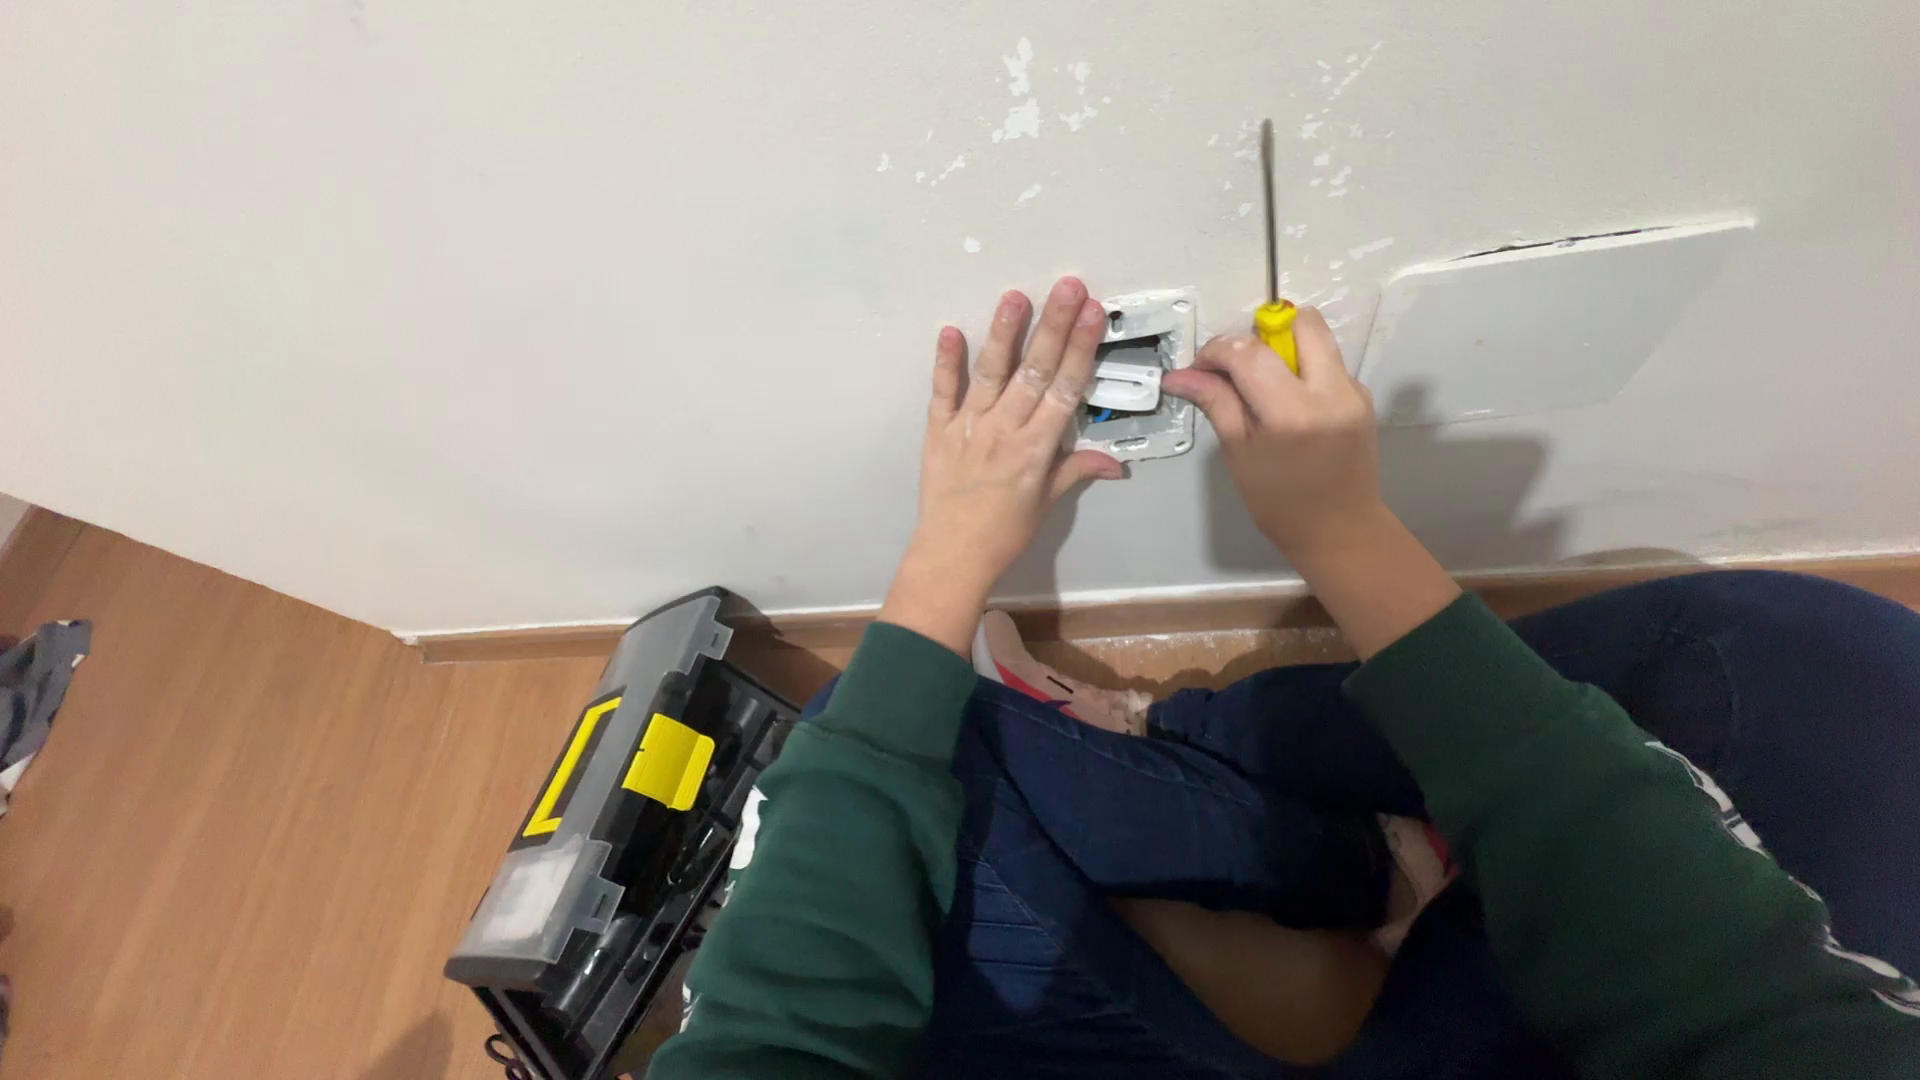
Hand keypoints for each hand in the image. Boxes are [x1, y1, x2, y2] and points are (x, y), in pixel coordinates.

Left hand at [879, 277, 1123, 652]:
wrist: (952, 555)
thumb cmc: (1003, 533)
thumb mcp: (1045, 503)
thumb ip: (1077, 471)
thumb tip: (1117, 464)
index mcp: (1036, 448)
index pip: (1065, 388)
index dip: (1080, 347)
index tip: (1093, 312)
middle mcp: (1004, 430)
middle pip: (1034, 370)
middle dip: (1053, 326)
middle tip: (1067, 286)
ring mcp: (968, 427)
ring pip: (990, 372)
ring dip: (1004, 333)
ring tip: (1015, 296)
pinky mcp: (938, 430)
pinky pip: (942, 392)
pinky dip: (945, 362)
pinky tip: (950, 331)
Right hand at [1162, 306, 1381, 559]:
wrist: (1338, 528)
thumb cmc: (1278, 501)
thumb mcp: (1239, 454)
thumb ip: (1216, 403)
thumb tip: (1179, 376)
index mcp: (1292, 412)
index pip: (1250, 353)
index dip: (1218, 350)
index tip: (1202, 367)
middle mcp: (1331, 391)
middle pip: (1302, 322)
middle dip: (1265, 333)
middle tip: (1243, 367)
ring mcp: (1353, 391)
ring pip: (1318, 339)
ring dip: (1286, 350)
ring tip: (1266, 388)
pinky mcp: (1362, 396)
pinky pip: (1328, 364)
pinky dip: (1303, 373)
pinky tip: (1291, 408)